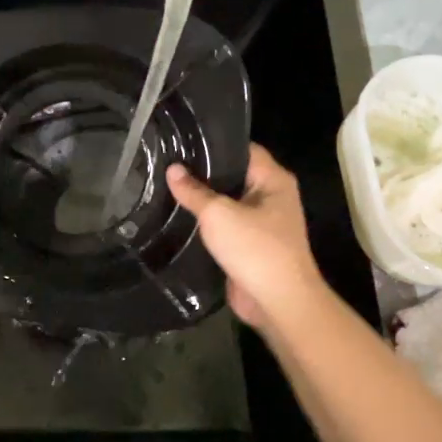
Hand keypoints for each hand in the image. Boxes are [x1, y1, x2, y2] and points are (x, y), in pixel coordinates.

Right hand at [166, 143, 328, 330]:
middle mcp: (271, 197)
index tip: (182, 141)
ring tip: (165, 187)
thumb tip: (172, 169)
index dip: (213, 144)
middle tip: (166, 163)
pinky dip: (205, 224)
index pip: (242, 149)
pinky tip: (177, 218)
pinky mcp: (248, 245)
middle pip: (233, 176)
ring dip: (202, 201)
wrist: (276, 300)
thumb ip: (194, 191)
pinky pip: (224, 226)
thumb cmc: (254, 248)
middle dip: (202, 173)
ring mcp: (261, 223)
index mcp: (273, 180)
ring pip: (226, 203)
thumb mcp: (218, 214)